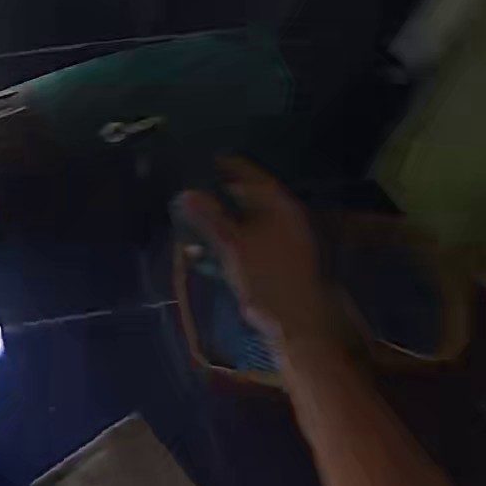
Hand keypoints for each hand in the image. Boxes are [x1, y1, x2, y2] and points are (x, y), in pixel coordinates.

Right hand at [180, 157, 331, 344]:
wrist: (298, 325)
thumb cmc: (266, 278)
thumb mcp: (232, 244)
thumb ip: (209, 216)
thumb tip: (187, 192)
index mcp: (280, 204)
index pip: (251, 174)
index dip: (227, 166)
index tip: (205, 161)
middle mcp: (288, 216)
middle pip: (251, 195)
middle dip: (223, 193)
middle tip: (198, 190)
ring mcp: (289, 238)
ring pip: (252, 218)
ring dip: (227, 217)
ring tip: (200, 217)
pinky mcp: (285, 259)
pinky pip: (256, 238)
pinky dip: (236, 237)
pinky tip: (216, 247)